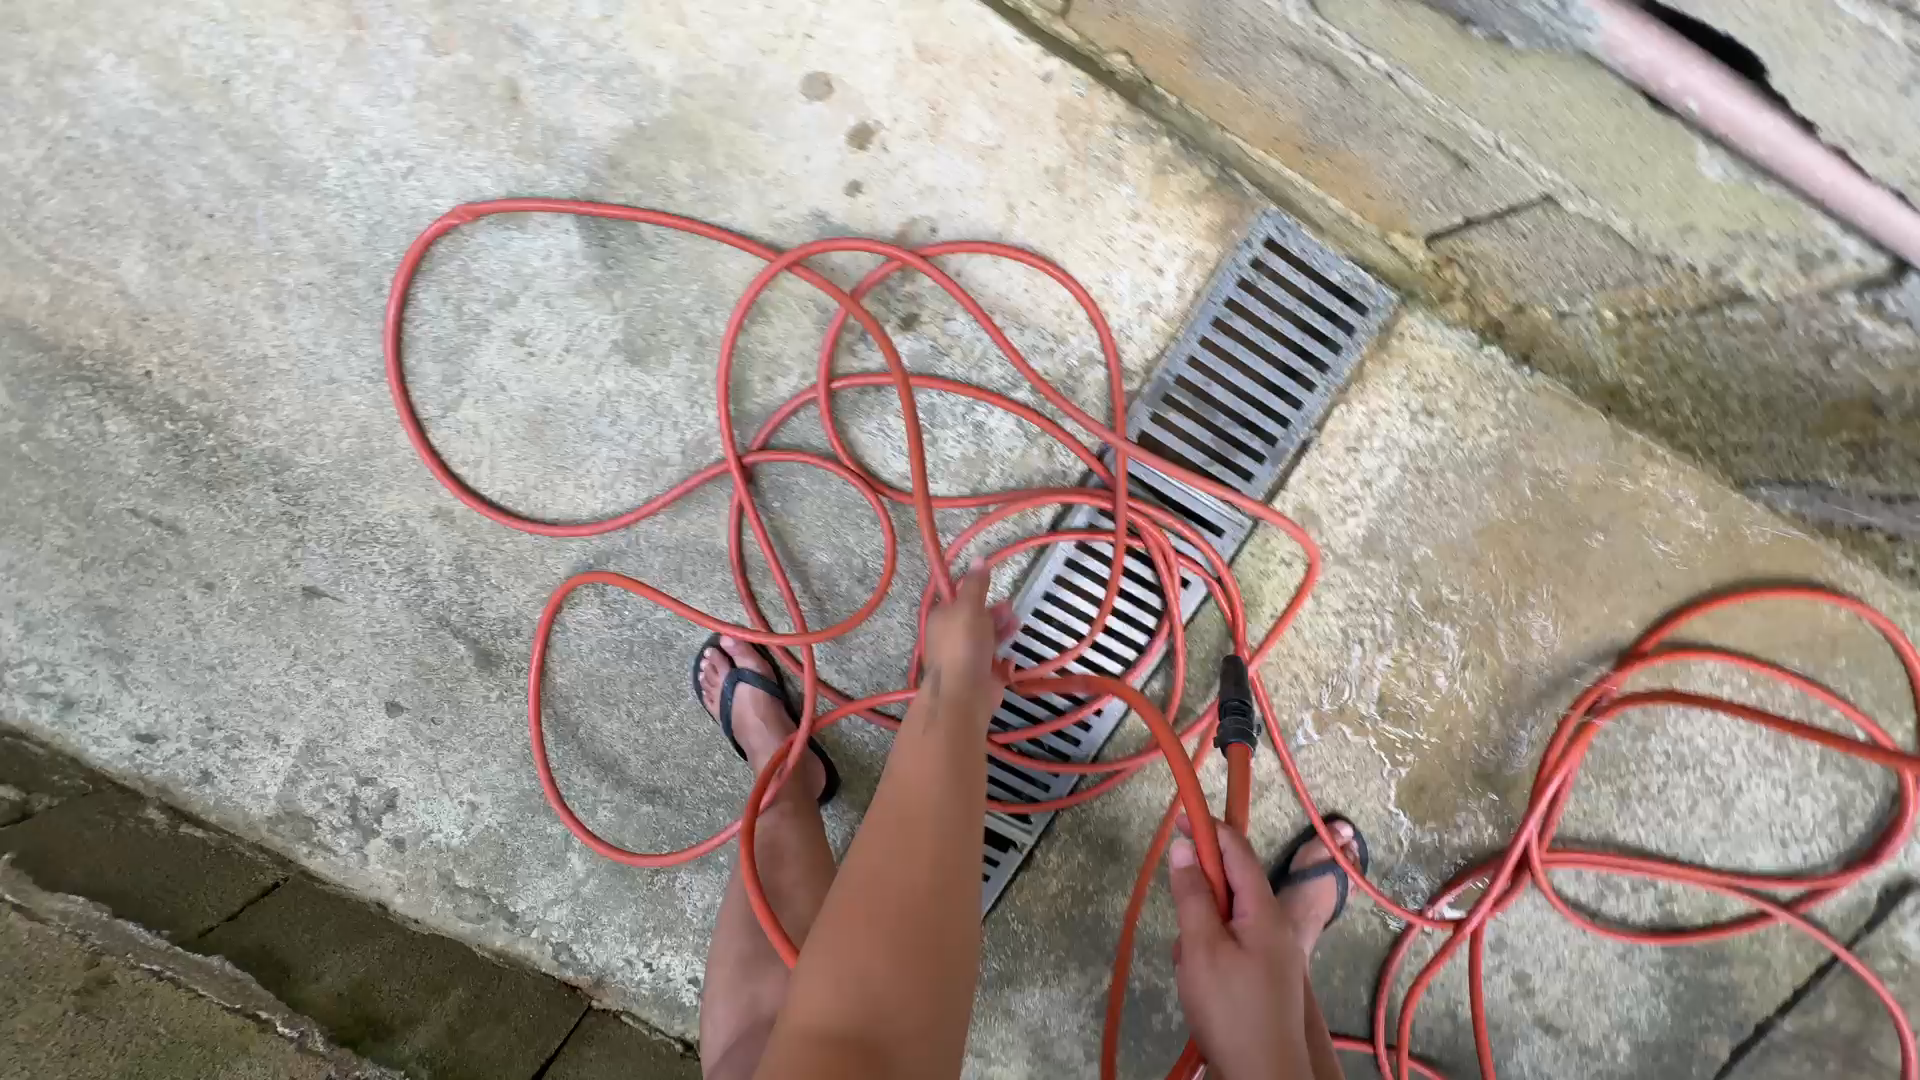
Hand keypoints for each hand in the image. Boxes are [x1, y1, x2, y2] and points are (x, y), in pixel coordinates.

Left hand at [919, 565, 1014, 703]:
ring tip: (1015, 625)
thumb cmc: (963, 645)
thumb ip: (975, 584)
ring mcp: (965, 655)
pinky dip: (1003, 648)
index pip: (957, 598)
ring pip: (986, 635)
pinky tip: (1012, 647)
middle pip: (974, 616)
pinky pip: (993, 655)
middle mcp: (950, 635)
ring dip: (1001, 627)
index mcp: (941, 617)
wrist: (964, 694)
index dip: (975, 591)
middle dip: (993, 609)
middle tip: (1009, 608)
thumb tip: (978, 558)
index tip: (992, 586)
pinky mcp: (980, 671)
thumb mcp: (969, 607)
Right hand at [1167, 817, 1298, 1079]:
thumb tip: (1185, 846)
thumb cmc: (1230, 1009)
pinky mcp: (1263, 975)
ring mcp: (1271, 952)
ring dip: (1201, 925)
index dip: (1208, 827)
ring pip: (1227, 914)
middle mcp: (1274, 924)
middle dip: (1199, 889)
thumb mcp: (1201, 946)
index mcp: (1265, 910)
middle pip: (1231, 882)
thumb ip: (1192, 894)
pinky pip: (1231, 941)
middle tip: (1180, 918)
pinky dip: (1209, 948)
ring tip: (1190, 962)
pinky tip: (1199, 978)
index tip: (1178, 818)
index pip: (1237, 848)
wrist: (1263, 1079)